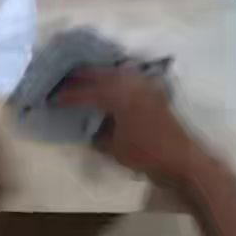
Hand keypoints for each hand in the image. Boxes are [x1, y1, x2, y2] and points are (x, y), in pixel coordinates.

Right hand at [53, 66, 206, 183]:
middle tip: (65, 79)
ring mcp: (147, 88)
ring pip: (118, 74)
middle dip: (82, 77)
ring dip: (101, 74)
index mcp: (118, 98)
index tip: (53, 98)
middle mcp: (132, 87)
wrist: (182, 162)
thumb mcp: (111, 147)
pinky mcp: (157, 95)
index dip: (68, 95)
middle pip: (102, 76)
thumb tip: (89, 123)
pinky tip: (113, 80)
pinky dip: (119, 77)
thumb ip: (97, 131)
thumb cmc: (144, 155)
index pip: (86, 93)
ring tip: (86, 77)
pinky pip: (132, 79)